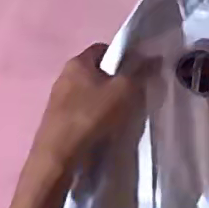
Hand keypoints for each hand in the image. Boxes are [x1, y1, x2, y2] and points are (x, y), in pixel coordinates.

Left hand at [29, 43, 148, 175]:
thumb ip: (139, 72)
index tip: (135, 74)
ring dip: (102, 102)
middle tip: (130, 97)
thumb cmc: (91, 116)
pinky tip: (100, 132)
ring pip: (87, 94)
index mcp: (77, 61)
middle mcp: (63, 75)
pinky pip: (79, 112)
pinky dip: (91, 118)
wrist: (58, 158)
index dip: (122, 57)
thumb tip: (154, 57)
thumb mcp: (124, 91)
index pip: (103, 49)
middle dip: (113, 82)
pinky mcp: (55, 121)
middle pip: (95, 72)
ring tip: (117, 118)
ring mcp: (56, 99)